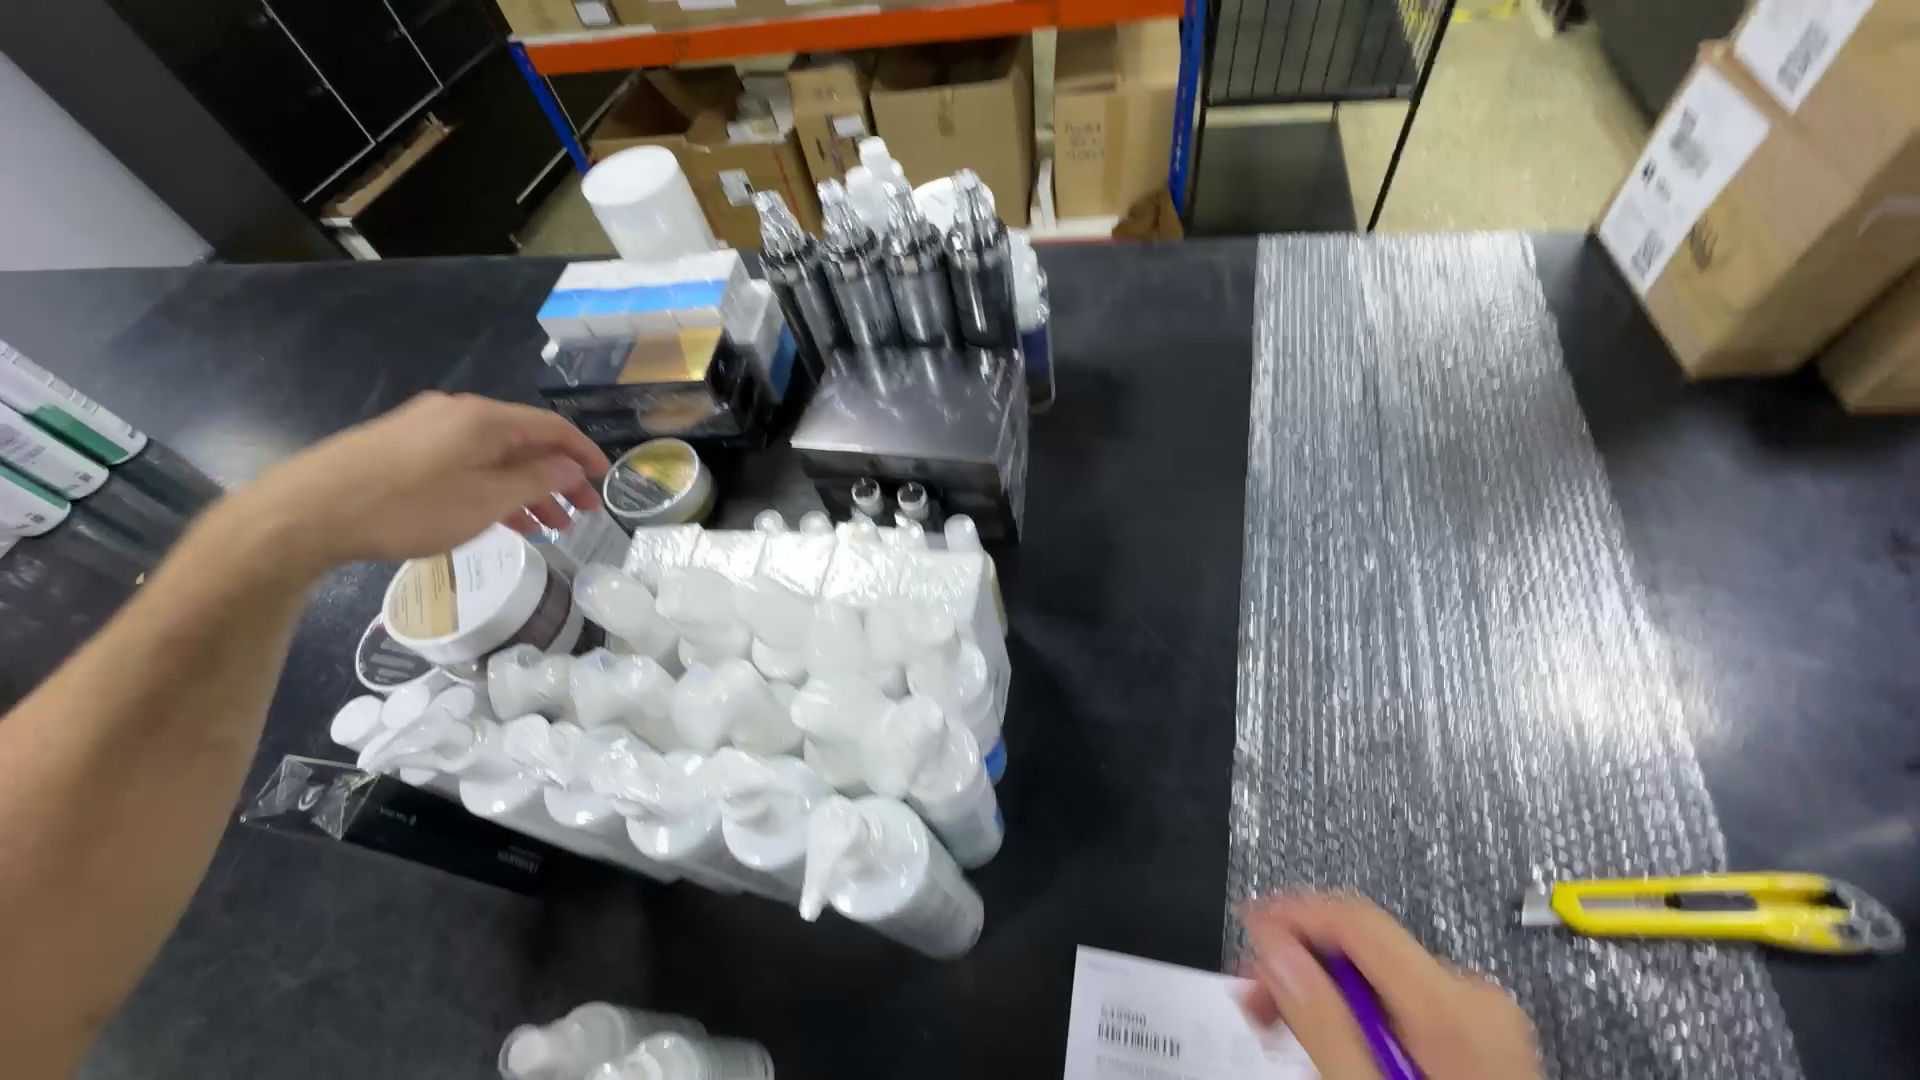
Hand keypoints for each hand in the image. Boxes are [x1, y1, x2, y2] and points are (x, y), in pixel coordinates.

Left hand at [225, 392, 608, 573]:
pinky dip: (492, 486)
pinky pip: (465, 463)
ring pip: (494, 456)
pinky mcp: (402, 447)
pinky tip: (499, 516)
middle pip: (524, 442)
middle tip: (580, 512)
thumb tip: (569, 466)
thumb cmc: (408, 508)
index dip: (583, 453)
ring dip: (526, 488)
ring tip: (547, 526)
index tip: (604, 479)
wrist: (305, 513)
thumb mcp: (485, 501)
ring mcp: (426, 428)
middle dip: (557, 477)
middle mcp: (458, 413)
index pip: (552, 428)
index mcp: (484, 419)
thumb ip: (536, 481)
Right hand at [1239, 893, 1540, 1079]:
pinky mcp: (1472, 1031)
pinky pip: (1394, 995)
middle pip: (1358, 943)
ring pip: (1370, 970)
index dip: (1291, 911)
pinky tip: (1328, 1035)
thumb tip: (1274, 948)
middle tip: (1253, 991)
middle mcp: (1473, 996)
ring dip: (1317, 987)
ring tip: (1279, 1022)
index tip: (1249, 923)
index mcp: (1455, 1004)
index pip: (1354, 917)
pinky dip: (1352, 1008)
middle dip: (1296, 959)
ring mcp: (1477, 1013)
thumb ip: (1320, 1019)